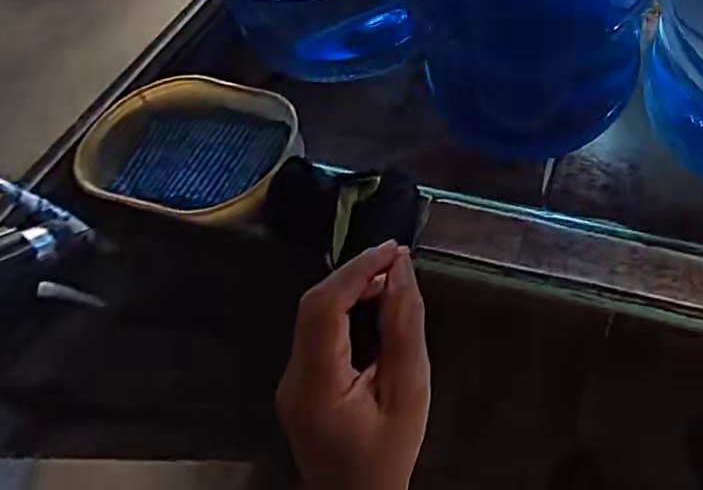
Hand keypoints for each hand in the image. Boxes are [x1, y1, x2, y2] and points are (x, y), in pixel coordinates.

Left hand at [276, 242, 429, 489]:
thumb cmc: (388, 453)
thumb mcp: (409, 390)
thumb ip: (404, 328)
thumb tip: (400, 271)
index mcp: (316, 386)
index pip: (324, 309)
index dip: (358, 270)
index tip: (394, 250)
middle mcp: (294, 380)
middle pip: (313, 306)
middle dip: (356, 271)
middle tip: (397, 256)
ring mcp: (292, 382)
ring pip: (313, 313)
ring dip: (352, 284)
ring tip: (392, 271)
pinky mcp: (302, 382)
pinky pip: (319, 327)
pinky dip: (347, 302)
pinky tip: (375, 297)